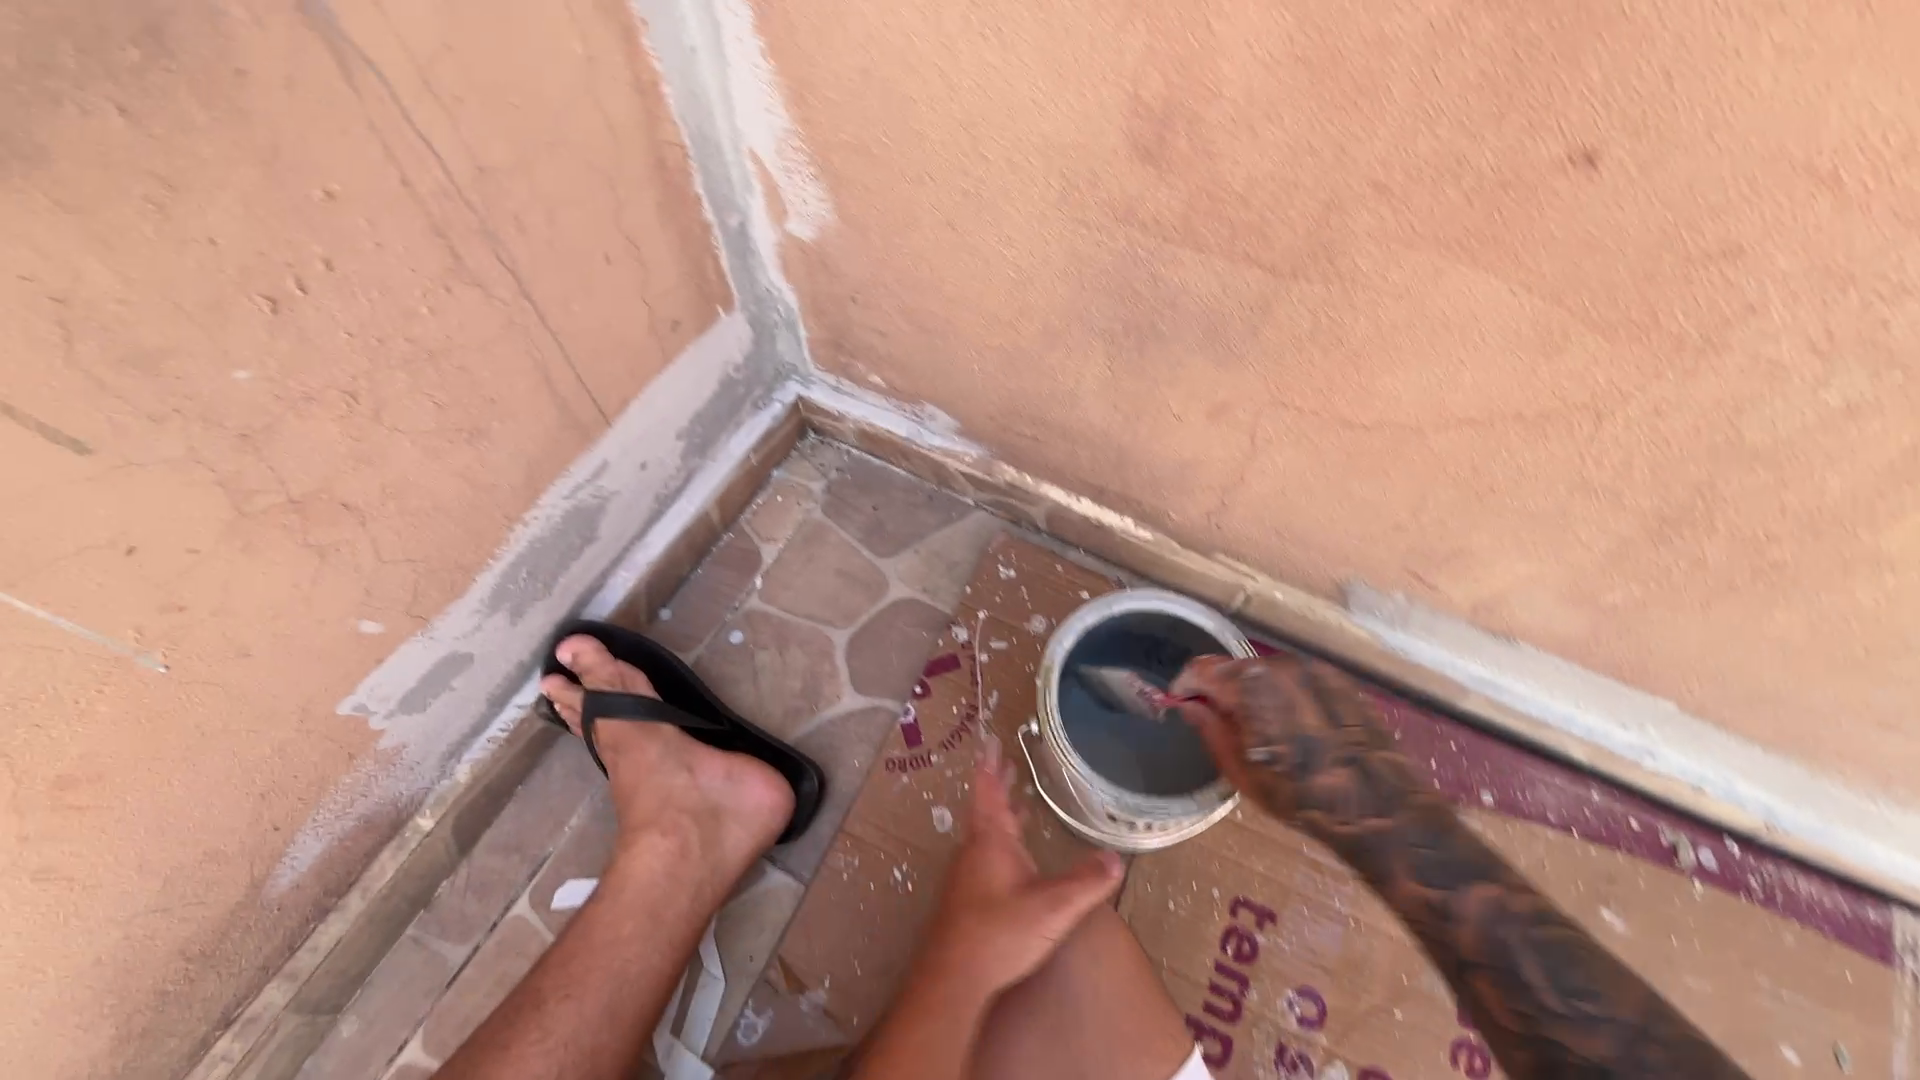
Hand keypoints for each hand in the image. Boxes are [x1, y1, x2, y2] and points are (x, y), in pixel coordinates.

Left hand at [910, 736, 1124, 998]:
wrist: (953, 976)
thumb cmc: (998, 932)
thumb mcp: (1052, 907)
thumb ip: (1086, 882)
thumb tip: (1116, 858)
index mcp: (991, 839)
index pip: (989, 789)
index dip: (991, 764)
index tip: (990, 740)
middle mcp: (974, 849)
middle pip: (986, 807)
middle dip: (999, 784)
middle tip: (1006, 761)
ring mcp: (967, 873)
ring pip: (985, 832)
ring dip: (1000, 813)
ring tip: (1017, 802)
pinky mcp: (967, 896)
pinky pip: (985, 854)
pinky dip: (999, 840)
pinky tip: (1014, 857)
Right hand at [1170, 652, 1415, 827]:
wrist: (1379, 806)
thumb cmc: (1301, 796)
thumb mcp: (1242, 772)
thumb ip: (1211, 730)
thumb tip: (1190, 705)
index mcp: (1249, 687)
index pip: (1202, 668)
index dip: (1186, 684)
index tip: (1180, 702)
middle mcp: (1278, 667)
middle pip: (1234, 667)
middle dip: (1218, 688)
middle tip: (1216, 717)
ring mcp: (1311, 669)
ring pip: (1265, 670)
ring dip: (1251, 690)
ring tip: (1255, 722)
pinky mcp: (1337, 678)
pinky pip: (1295, 678)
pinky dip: (1281, 692)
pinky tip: (1288, 721)